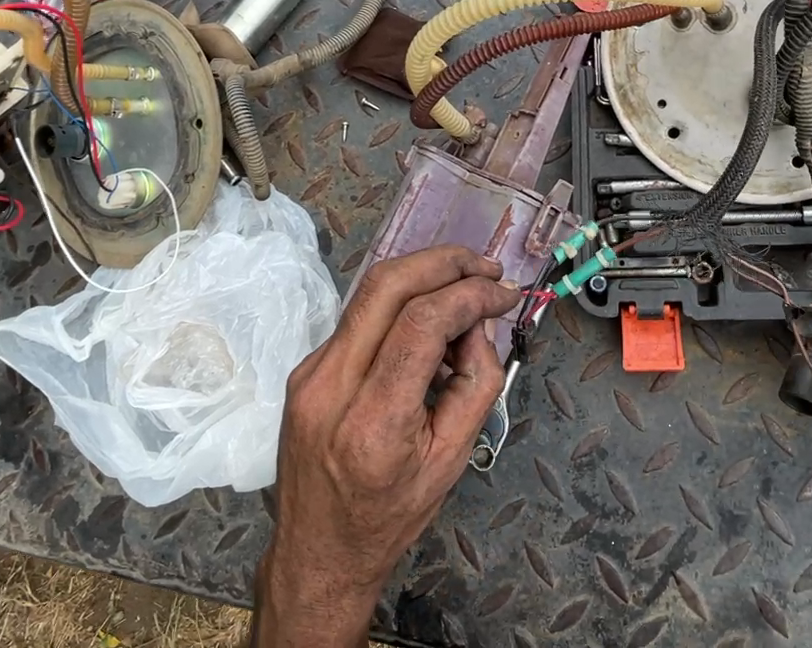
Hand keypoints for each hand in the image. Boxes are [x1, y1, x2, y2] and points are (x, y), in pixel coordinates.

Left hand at [254, 246, 515, 647]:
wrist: (317, 550)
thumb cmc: (390, 515)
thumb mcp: (453, 458)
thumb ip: (477, 383)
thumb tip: (478, 323)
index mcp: (372, 422)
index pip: (421, 323)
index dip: (470, 295)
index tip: (504, 295)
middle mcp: (331, 386)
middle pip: (387, 285)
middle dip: (445, 261)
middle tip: (487, 268)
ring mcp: (311, 372)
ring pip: (370, 292)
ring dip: (425, 275)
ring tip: (467, 288)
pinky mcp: (306, 367)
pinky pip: (362, 317)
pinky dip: (404, 305)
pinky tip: (431, 326)